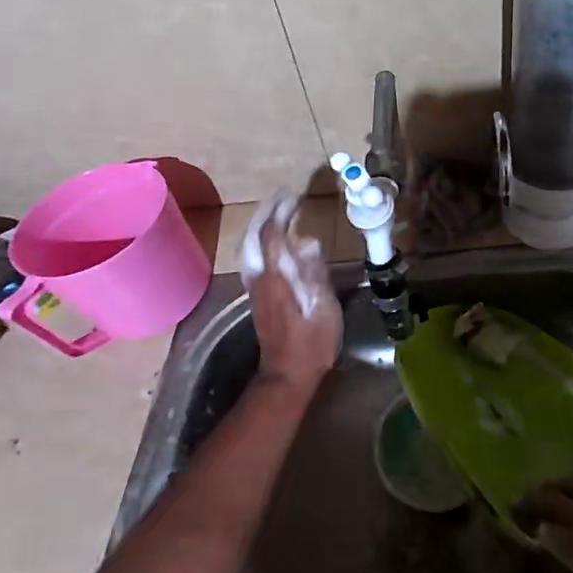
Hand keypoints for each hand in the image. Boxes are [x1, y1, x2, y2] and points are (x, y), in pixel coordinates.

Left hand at [245, 201, 341, 394]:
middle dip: (267, 213)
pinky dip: (259, 241)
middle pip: (255, 237)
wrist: (287, 376)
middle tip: (282, 196)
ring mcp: (254, 287)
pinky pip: (252, 258)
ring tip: (276, 211)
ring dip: (260, 226)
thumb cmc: (312, 345)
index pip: (274, 236)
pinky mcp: (256, 295)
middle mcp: (259, 279)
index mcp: (276, 279)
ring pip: (249, 247)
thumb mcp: (323, 309)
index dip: (283, 213)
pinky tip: (271, 240)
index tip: (295, 196)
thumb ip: (315, 273)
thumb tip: (309, 242)